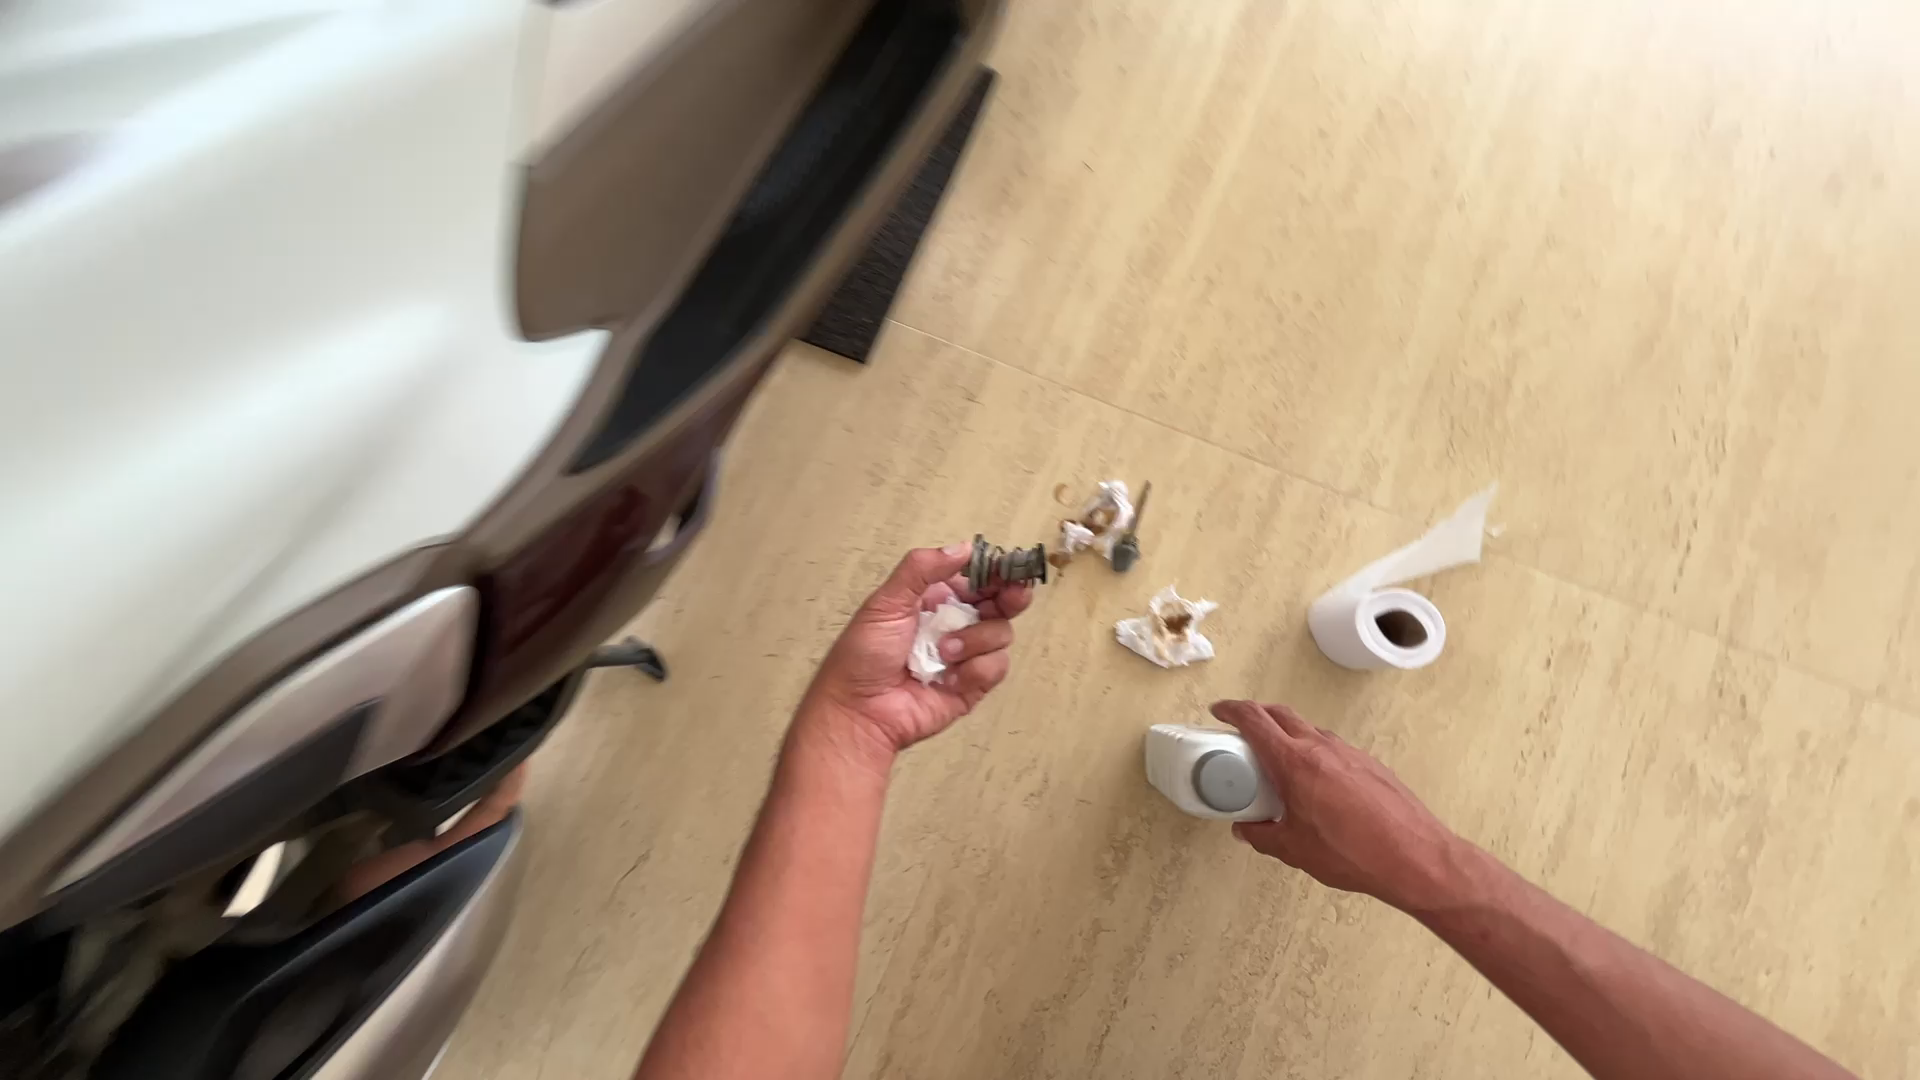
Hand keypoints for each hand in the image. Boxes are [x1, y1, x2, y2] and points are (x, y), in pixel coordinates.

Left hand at [803, 544, 1033, 755]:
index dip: (996, 571)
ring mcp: (968, 655)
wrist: (860, 711)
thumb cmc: (864, 653)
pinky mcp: (975, 685)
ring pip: (1001, 633)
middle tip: (1014, 595)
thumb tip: (965, 548)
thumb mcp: (886, 602)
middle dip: (1011, 596)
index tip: (1007, 568)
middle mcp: (956, 623)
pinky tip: (949, 679)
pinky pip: (996, 666)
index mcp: (936, 598)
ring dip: (975, 640)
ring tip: (943, 653)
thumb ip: (922, 569)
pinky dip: (975, 669)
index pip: (977, 578)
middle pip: (1002, 602)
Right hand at [1211, 700, 1462, 912]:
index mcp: (1293, 762)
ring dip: (1285, 732)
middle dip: (1255, 714)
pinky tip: (1315, 779)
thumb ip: (1262, 836)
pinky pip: (1330, 745)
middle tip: (1240, 729)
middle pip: (1279, 713)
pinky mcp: (1369, 763)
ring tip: (1277, 758)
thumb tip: (1245, 830)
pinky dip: (1312, 749)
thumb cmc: (1353, 854)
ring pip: (1307, 727)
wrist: (1419, 859)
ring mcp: (1347, 752)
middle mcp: (1319, 747)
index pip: (1253, 719)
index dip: (1231, 710)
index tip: (1218, 711)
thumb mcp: (1295, 850)